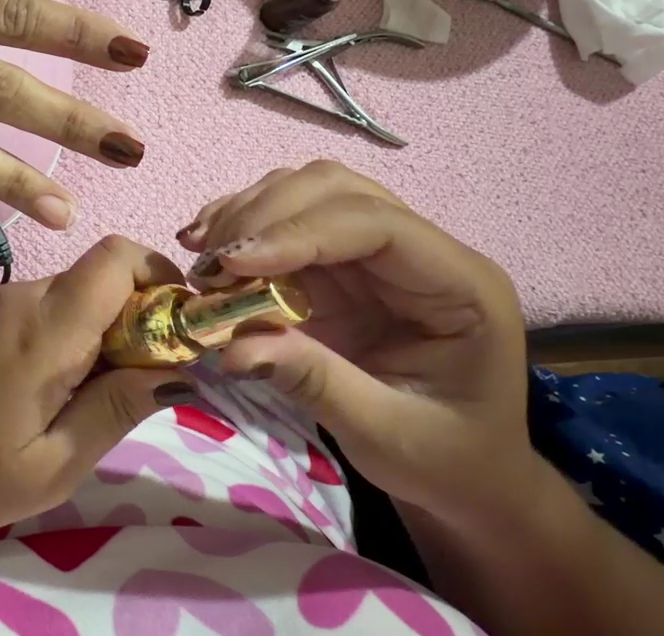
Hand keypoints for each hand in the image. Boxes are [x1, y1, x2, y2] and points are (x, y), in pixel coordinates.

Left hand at [0, 235, 194, 535]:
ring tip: (104, 394)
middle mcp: (22, 297)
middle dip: (143, 315)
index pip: (116, 257)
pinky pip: (51, 306)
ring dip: (109, 329)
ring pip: (80, 291)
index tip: (183, 334)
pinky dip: (77, 333)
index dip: (162, 279)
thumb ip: (116, 409)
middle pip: (103, 274)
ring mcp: (0, 302)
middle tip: (148, 382)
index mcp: (41, 328)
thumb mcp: (52, 465)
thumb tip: (179, 370)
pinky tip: (65, 387)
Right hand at [176, 161, 532, 518]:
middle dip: (263, 216)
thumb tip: (230, 348)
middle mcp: (420, 250)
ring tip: (200, 259)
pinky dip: (239, 226)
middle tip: (210, 265)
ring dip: (244, 215)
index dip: (298, 232)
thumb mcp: (384, 434)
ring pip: (303, 191)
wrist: (463, 474)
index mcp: (460, 285)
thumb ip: (313, 381)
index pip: (375, 224)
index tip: (233, 263)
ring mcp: (376, 250)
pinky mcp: (338, 261)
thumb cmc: (442, 459)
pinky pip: (283, 218)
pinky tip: (203, 247)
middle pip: (334, 189)